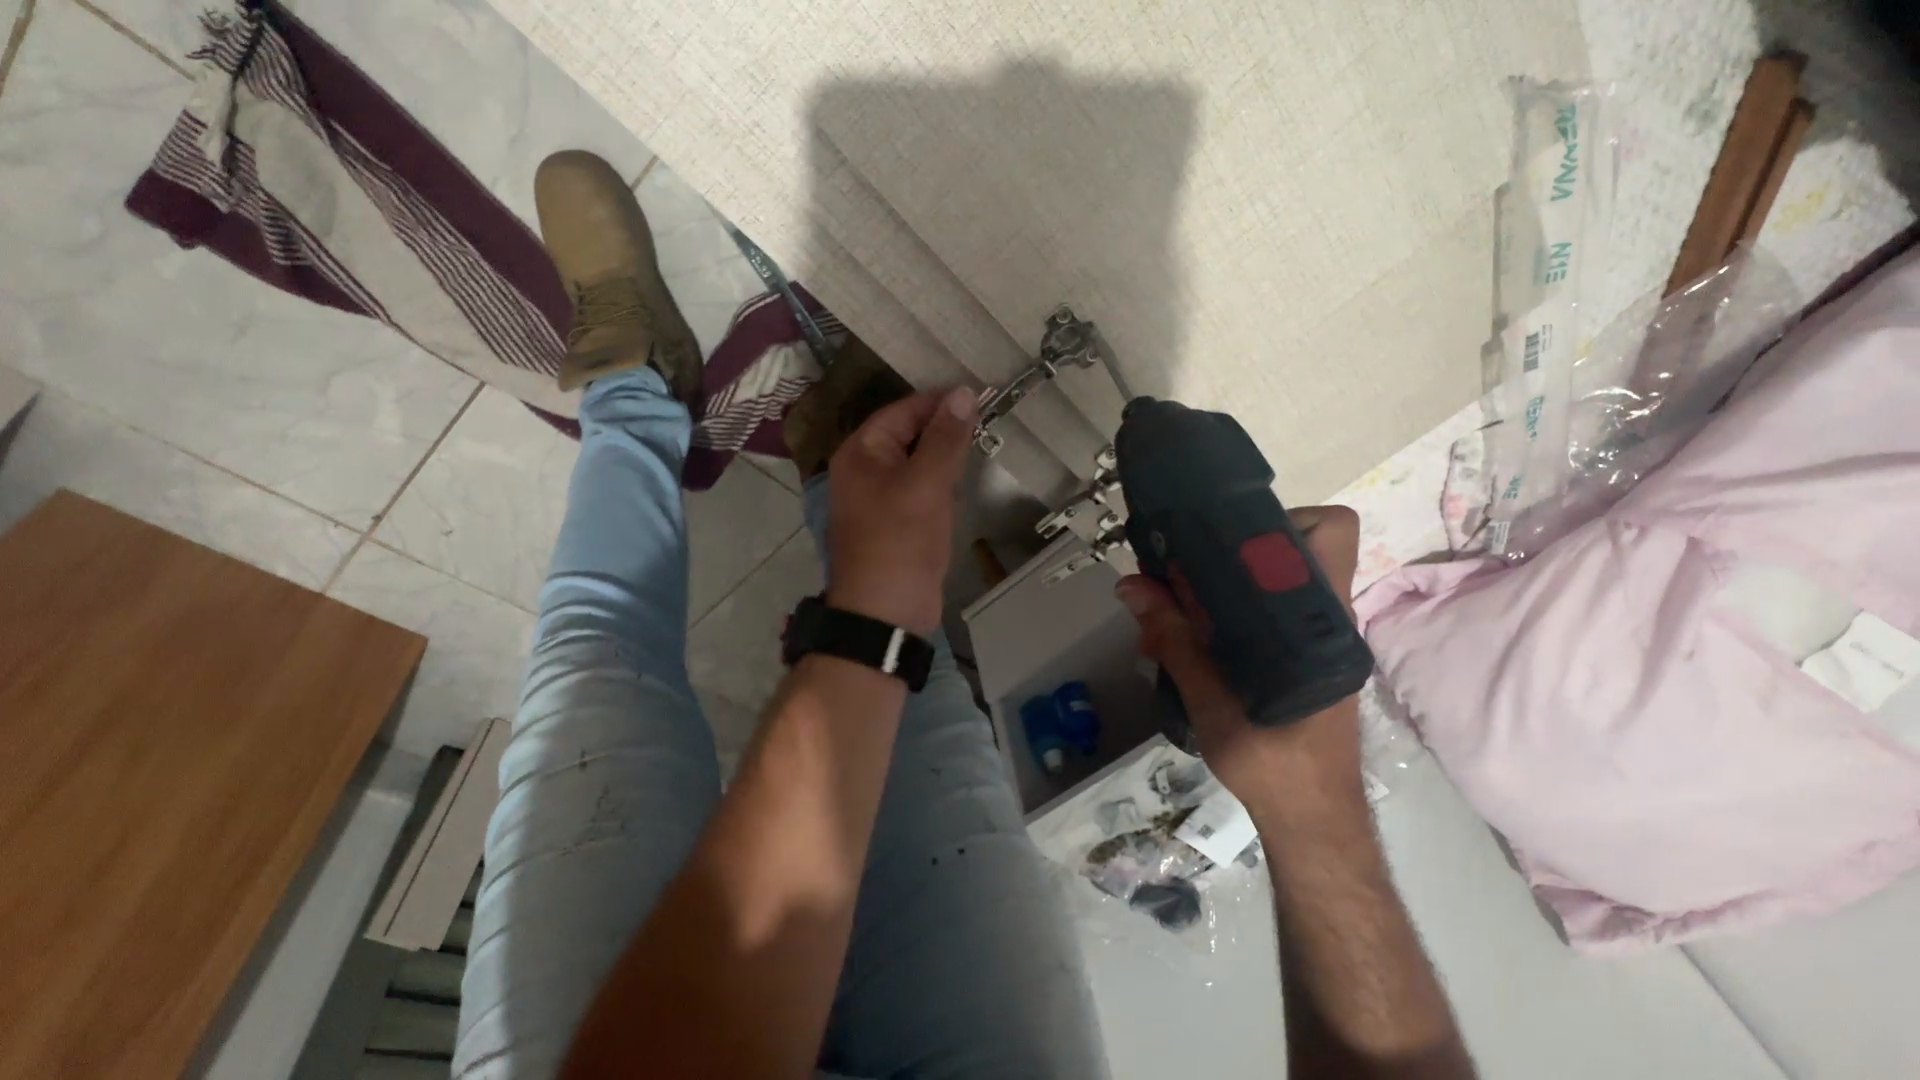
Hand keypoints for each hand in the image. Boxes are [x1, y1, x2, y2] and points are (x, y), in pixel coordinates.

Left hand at [824, 387, 978, 634]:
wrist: (886, 614)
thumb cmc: (900, 543)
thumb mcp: (925, 485)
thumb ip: (945, 438)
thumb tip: (964, 393)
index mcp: (860, 454)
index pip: (902, 411)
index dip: (939, 402)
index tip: (982, 397)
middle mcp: (865, 471)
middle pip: (909, 435)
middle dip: (945, 428)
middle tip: (990, 419)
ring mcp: (881, 499)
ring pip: (918, 463)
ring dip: (947, 456)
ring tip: (985, 443)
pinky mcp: (898, 523)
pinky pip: (922, 490)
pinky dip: (943, 483)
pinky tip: (966, 481)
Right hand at [1115, 505, 1366, 815]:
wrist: (1312, 821)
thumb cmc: (1273, 764)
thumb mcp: (1213, 703)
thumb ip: (1175, 641)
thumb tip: (1131, 585)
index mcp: (1319, 620)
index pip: (1332, 532)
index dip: (1284, 518)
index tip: (1225, 535)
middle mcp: (1327, 621)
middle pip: (1294, 552)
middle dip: (1234, 551)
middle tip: (1183, 565)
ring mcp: (1319, 642)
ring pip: (1277, 586)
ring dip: (1227, 586)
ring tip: (1175, 603)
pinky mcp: (1306, 663)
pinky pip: (1271, 616)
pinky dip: (1232, 615)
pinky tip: (1192, 637)